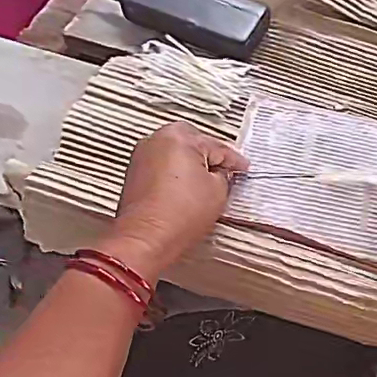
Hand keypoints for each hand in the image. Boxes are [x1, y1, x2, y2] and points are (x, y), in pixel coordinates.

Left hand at [104, 122, 248, 280]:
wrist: (147, 239)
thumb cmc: (177, 216)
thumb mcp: (218, 191)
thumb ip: (224, 175)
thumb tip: (221, 173)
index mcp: (180, 137)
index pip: (217, 145)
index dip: (234, 160)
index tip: (241, 167)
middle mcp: (157, 140)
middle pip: (193, 142)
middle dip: (210, 157)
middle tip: (225, 173)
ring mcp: (142, 156)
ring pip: (176, 152)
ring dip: (191, 164)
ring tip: (205, 185)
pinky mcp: (135, 173)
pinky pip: (162, 165)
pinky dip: (175, 173)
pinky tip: (186, 191)